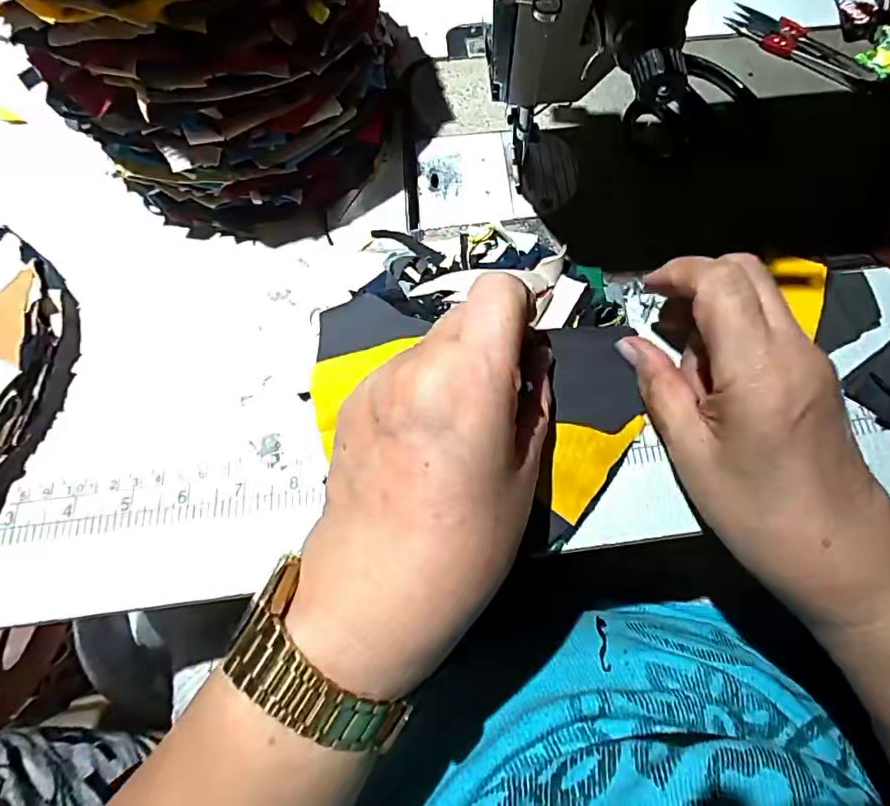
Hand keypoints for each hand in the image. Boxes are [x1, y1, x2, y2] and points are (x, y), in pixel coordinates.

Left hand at [288, 274, 551, 698]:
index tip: (535, 338)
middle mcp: (416, 363)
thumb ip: (535, 395)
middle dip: (497, 335)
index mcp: (467, 376)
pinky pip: (408, 366)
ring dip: (462, 358)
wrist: (369, 601)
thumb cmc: (467, 543)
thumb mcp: (527, 468)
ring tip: (466, 419)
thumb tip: (535, 356)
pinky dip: (431, 380)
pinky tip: (429, 435)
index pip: (500, 288)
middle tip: (509, 386)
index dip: (526, 302)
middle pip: (469, 311)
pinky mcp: (354, 399)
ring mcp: (377, 379)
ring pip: (437, 339)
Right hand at [616, 255, 889, 632]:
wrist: (845, 552)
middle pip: (746, 270)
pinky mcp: (818, 370)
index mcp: (759, 365)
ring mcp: (812, 355)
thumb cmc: (760, 514)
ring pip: (761, 294)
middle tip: (665, 321)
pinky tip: (719, 379)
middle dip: (698, 279)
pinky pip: (773, 324)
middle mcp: (793, 346)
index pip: (720, 279)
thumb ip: (660, 388)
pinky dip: (739, 328)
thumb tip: (631, 343)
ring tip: (689, 364)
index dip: (678, 272)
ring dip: (718, 305)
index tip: (646, 292)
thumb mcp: (693, 455)